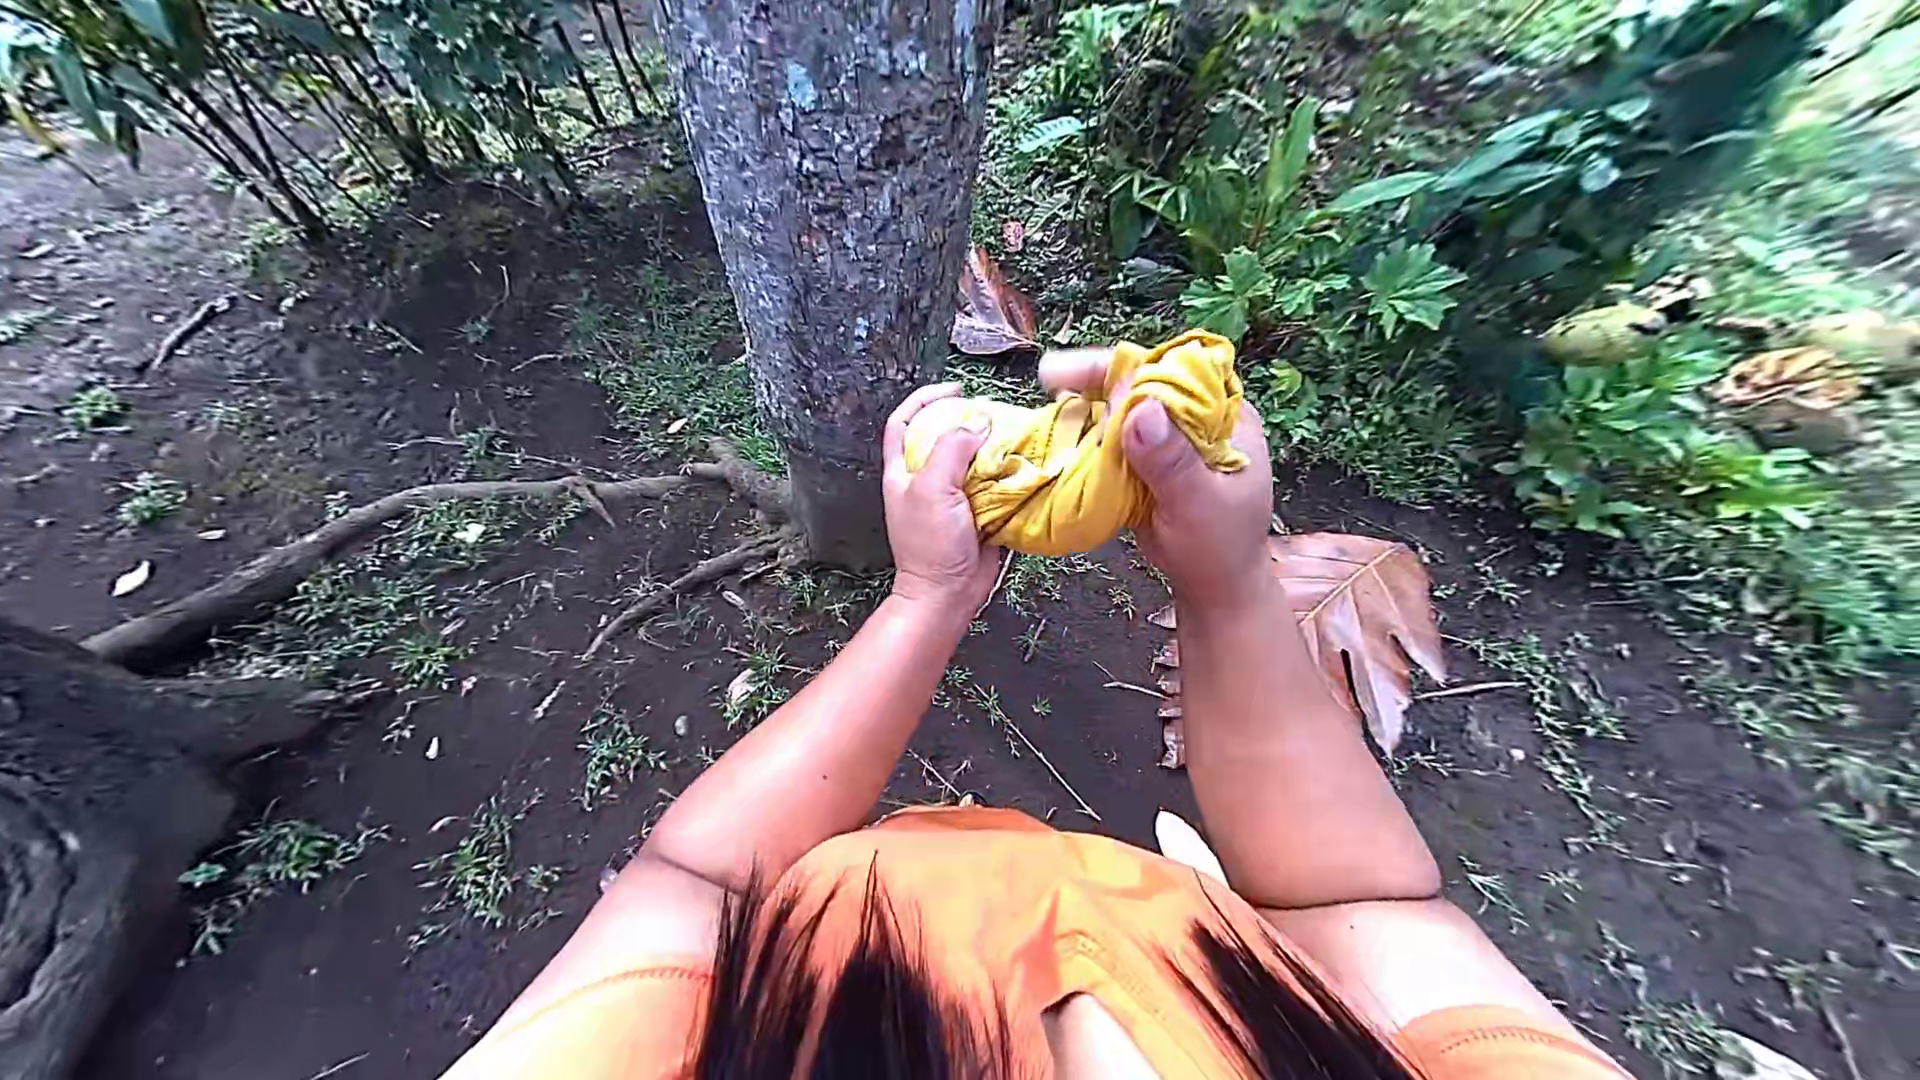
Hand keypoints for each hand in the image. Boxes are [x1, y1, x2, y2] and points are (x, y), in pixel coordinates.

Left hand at [882, 383, 999, 614]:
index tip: (956, 390)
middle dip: (967, 421)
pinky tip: (1023, 464)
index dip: (925, 399)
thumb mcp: (931, 489)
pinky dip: (1007, 473)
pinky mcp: (977, 512)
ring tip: (1015, 435)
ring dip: (993, 447)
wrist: (948, 593)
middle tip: (994, 415)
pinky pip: (993, 484)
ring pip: (973, 459)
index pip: (904, 421)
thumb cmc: (930, 544)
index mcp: (903, 471)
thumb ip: (951, 450)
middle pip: (944, 436)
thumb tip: (977, 424)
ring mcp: (953, 496)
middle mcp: (927, 479)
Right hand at [1039, 349, 1274, 612]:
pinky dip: (1086, 436)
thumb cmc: (1218, 547)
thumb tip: (1140, 409)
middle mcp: (1195, 418)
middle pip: (1142, 382)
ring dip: (1085, 404)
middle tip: (1050, 375)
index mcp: (1224, 417)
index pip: (1176, 373)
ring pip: (1122, 408)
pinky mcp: (1146, 461)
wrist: (1212, 584)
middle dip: (1096, 378)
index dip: (1128, 367)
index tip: (1083, 371)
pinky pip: (1113, 439)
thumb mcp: (1198, 504)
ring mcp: (1169, 439)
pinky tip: (1059, 432)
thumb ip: (1172, 460)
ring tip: (1046, 396)